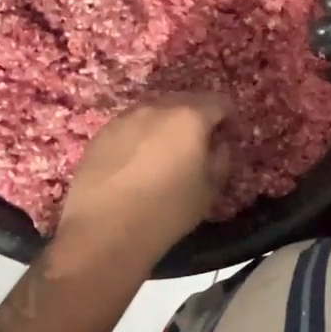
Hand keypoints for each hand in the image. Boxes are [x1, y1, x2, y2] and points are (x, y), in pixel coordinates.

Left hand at [54, 93, 232, 257]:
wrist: (104, 230)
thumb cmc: (167, 211)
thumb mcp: (209, 190)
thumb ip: (221, 159)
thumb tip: (218, 144)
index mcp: (190, 118)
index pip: (219, 102)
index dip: (229, 117)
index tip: (229, 136)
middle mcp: (157, 108)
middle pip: (186, 101)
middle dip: (197, 117)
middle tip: (199, 143)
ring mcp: (125, 118)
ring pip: (155, 112)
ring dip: (166, 125)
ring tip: (165, 153)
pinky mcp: (101, 134)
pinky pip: (131, 126)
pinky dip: (141, 136)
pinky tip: (137, 162)